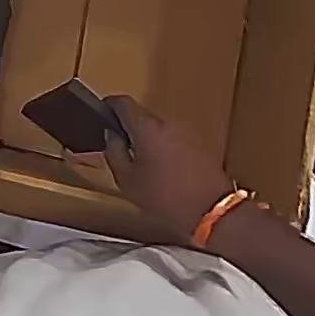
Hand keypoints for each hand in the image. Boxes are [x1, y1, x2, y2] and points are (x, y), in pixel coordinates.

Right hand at [103, 95, 234, 239]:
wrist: (214, 213)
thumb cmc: (164, 197)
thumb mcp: (126, 179)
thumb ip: (114, 151)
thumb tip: (111, 134)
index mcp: (147, 127)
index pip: (122, 102)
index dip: (108, 105)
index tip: (100, 115)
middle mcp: (168, 123)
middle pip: (141, 115)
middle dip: (127, 126)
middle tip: (116, 145)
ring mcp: (186, 133)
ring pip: (157, 127)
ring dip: (145, 137)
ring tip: (138, 161)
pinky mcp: (199, 145)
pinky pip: (172, 138)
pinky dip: (161, 146)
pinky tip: (159, 169)